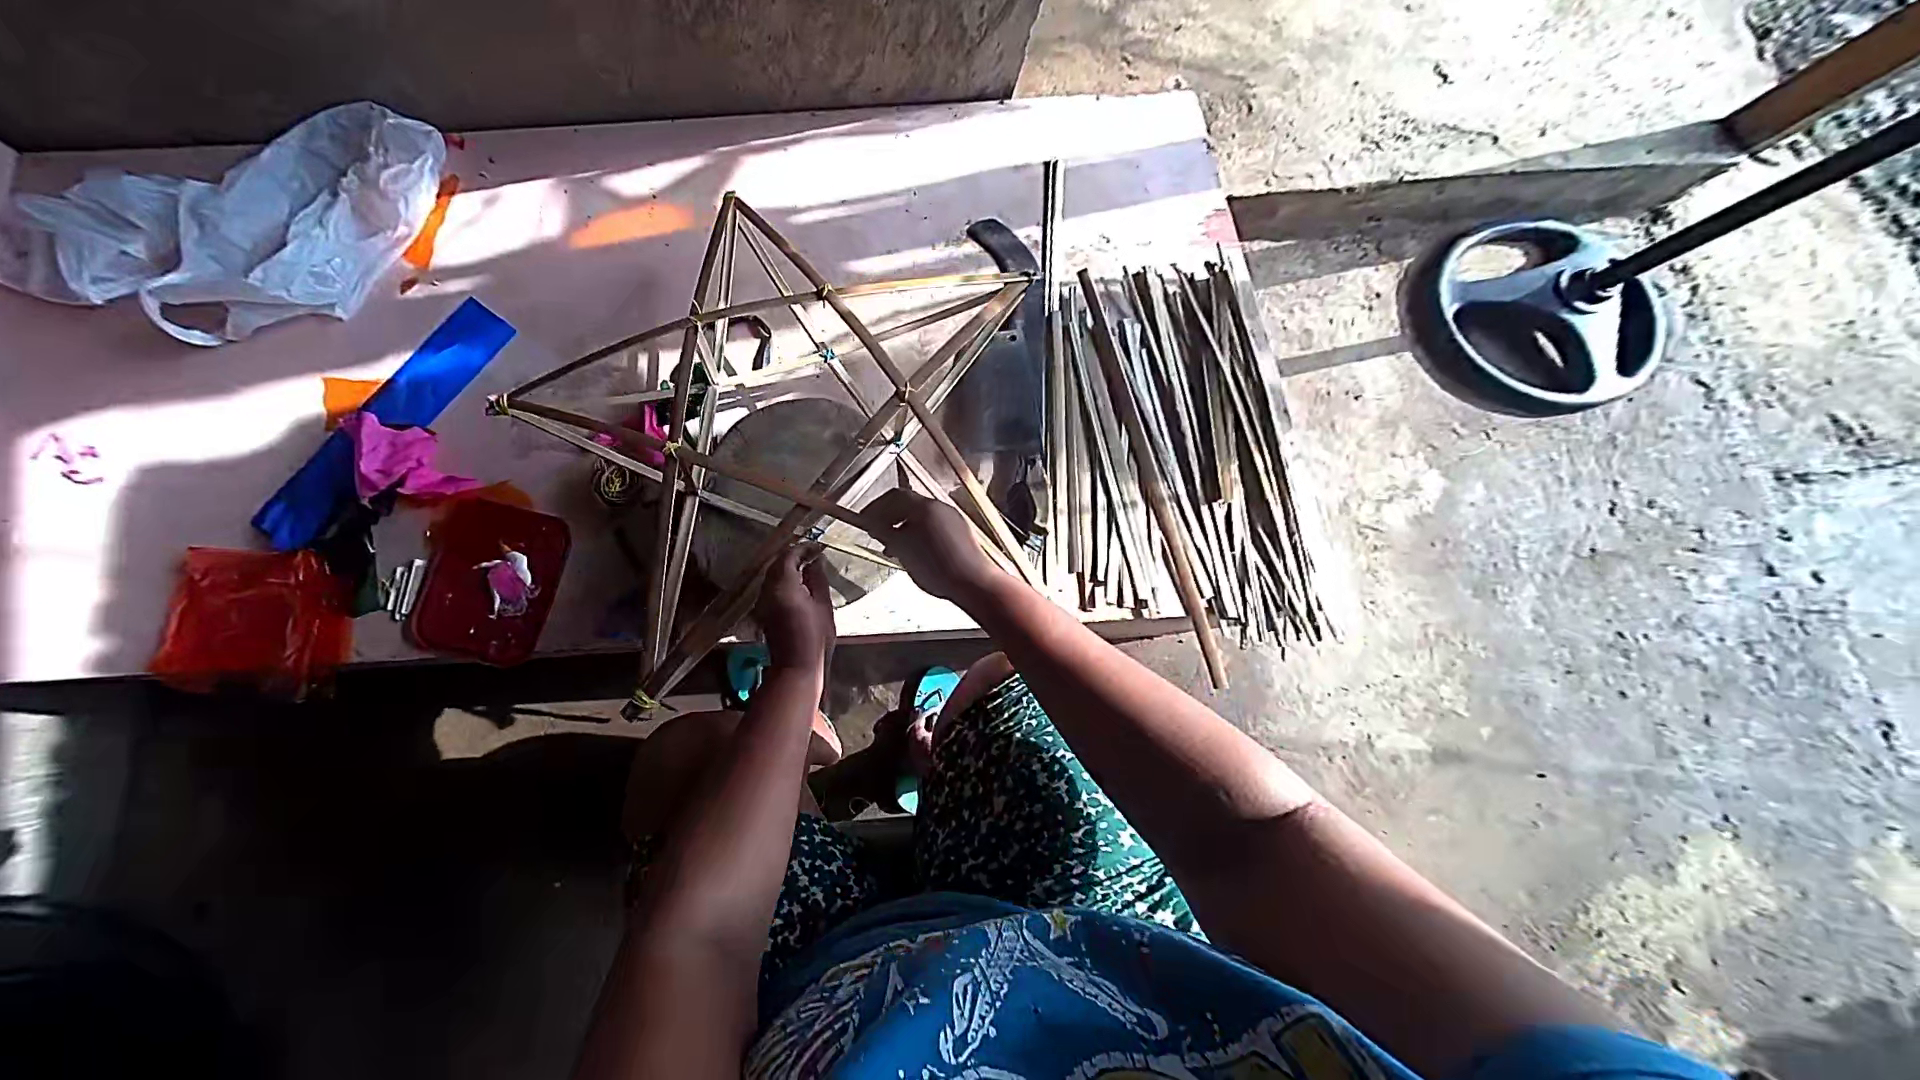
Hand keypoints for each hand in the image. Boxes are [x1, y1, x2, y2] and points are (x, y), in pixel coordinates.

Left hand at [755, 544, 833, 669]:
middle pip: (777, 564)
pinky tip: (799, 584)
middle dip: (794, 556)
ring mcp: (762, 601)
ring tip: (809, 567)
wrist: (796, 666)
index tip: (818, 547)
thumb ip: (818, 579)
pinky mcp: (763, 611)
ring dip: (788, 568)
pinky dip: (784, 580)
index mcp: (783, 586)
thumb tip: (816, 560)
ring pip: (773, 575)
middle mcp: (767, 590)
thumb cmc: (815, 637)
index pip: (788, 557)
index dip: (803, 548)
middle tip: (814, 555)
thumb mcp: (823, 605)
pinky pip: (772, 587)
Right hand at [862, 490, 1004, 604]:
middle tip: (877, 533)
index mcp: (925, 507)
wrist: (974, 583)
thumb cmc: (938, 568)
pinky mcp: (961, 531)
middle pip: (908, 504)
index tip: (865, 520)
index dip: (876, 507)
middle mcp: (940, 507)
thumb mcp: (903, 550)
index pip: (894, 496)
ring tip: (894, 547)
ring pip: (921, 516)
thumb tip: (873, 525)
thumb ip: (885, 533)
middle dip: (889, 517)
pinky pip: (934, 525)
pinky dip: (919, 533)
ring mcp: (953, 518)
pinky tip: (915, 552)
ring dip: (903, 527)